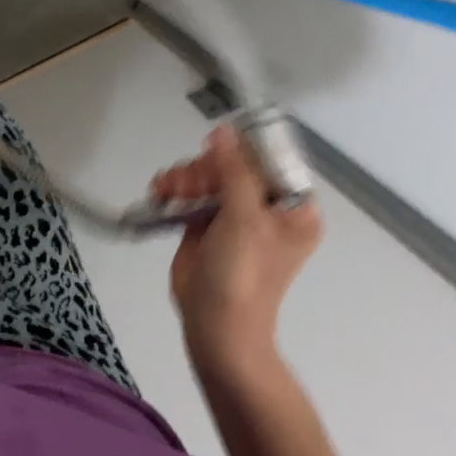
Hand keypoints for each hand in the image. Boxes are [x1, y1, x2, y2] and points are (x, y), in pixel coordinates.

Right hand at [152, 125, 321, 372]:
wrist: (216, 325)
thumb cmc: (242, 274)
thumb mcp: (244, 218)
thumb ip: (235, 171)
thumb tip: (224, 131)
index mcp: (293, 209)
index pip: (271, 161)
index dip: (242, 150)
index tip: (214, 151)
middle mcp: (266, 208)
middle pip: (232, 164)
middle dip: (204, 169)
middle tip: (186, 183)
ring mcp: (235, 216)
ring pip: (207, 175)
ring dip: (184, 177)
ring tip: (167, 191)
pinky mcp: (206, 224)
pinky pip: (191, 191)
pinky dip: (175, 188)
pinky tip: (161, 193)